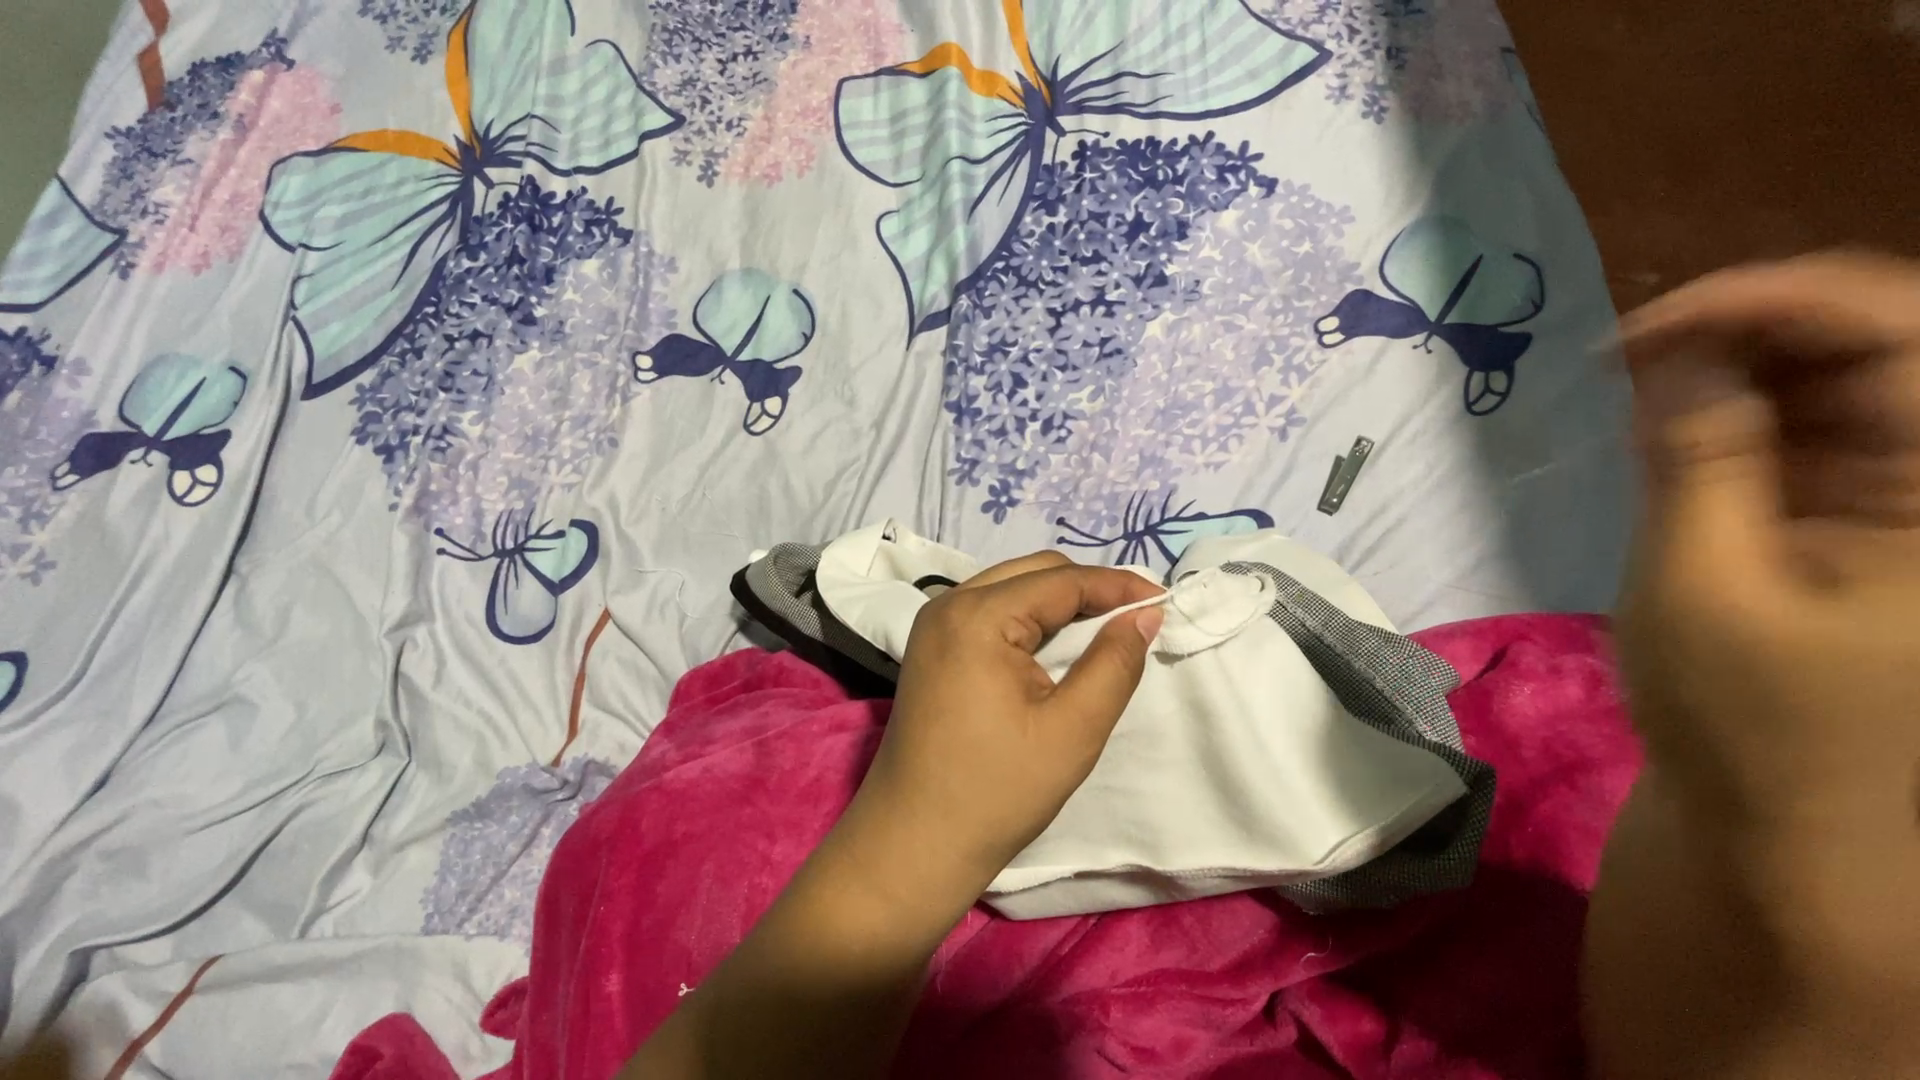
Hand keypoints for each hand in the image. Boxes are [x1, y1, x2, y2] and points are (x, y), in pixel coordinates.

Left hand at [846, 552, 1164, 900]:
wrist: (914, 841)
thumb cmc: (997, 791)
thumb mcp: (1073, 730)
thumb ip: (1114, 663)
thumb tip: (1144, 613)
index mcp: (978, 617)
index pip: (1062, 581)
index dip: (1118, 587)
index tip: (1166, 601)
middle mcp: (949, 604)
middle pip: (1034, 573)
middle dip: (1089, 589)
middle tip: (1136, 619)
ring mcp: (934, 624)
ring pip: (1012, 588)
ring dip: (1059, 603)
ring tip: (1104, 632)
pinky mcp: (931, 647)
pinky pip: (991, 611)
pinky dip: (1030, 619)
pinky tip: (1056, 648)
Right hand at [1619, 253, 1919, 835]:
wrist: (1781, 819)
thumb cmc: (1746, 720)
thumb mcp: (1701, 587)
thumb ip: (1695, 462)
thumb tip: (1673, 358)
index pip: (1897, 332)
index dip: (1768, 300)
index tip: (1637, 330)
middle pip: (1868, 339)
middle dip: (1738, 328)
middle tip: (1621, 359)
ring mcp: (1897, 490)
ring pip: (1826, 376)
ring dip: (1724, 369)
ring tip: (1628, 395)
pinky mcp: (1851, 510)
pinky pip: (1797, 426)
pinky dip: (1722, 413)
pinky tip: (1660, 432)